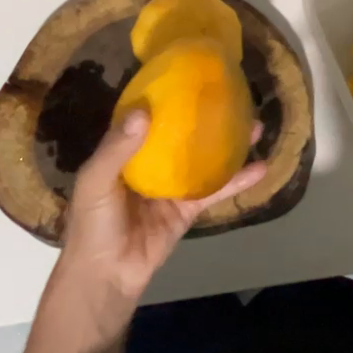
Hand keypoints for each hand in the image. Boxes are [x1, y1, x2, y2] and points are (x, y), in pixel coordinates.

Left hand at [51, 110, 267, 329]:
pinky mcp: (188, 210)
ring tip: (257, 126)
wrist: (105, 278)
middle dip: (208, 116)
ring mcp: (173, 186)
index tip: (193, 75)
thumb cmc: (92, 224)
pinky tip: (259, 167)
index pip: (149, 114)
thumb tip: (144, 111)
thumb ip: (116, 148)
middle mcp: (151, 162)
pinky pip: (215, 191)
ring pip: (205, 158)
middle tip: (236, 97)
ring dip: (230, 144)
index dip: (169, 95)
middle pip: (184, 133)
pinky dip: (237, 180)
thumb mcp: (94, 181)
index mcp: (125, 150)